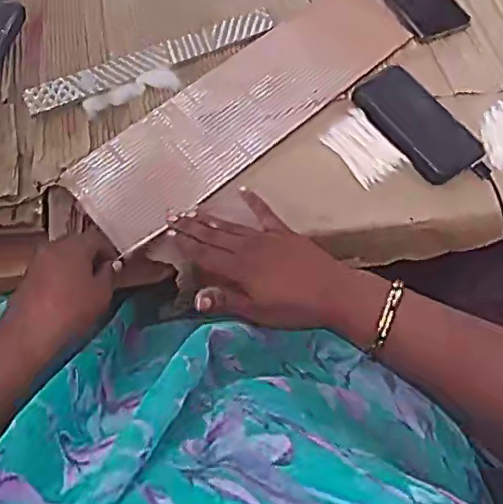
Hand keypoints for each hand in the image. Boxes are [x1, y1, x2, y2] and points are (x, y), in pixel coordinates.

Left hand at [0, 231, 120, 358]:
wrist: (30, 332)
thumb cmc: (72, 310)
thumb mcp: (101, 294)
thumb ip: (108, 275)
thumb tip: (107, 265)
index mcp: (74, 245)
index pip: (96, 238)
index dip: (109, 251)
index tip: (115, 267)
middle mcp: (53, 246)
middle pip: (77, 244)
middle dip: (90, 256)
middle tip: (100, 276)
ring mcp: (37, 260)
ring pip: (61, 256)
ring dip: (73, 266)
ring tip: (82, 288)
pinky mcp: (27, 276)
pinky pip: (49, 269)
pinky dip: (59, 276)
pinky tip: (64, 295)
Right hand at [167, 190, 372, 330]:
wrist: (334, 292)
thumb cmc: (295, 308)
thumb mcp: (258, 312)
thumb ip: (227, 302)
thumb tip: (196, 297)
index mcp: (239, 269)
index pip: (204, 254)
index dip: (185, 244)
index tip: (168, 234)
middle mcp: (247, 249)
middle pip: (213, 236)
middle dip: (190, 226)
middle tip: (171, 215)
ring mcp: (266, 238)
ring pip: (231, 226)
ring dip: (210, 218)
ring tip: (192, 210)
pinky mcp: (284, 233)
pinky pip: (265, 214)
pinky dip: (253, 202)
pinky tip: (243, 191)